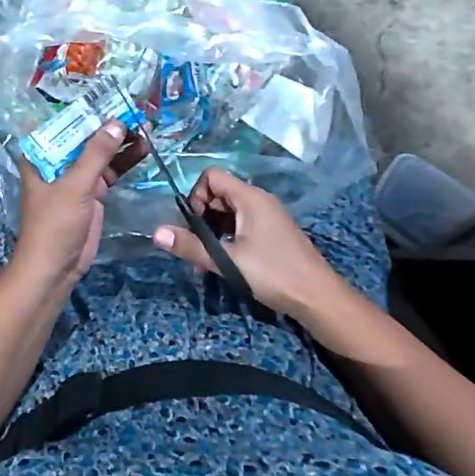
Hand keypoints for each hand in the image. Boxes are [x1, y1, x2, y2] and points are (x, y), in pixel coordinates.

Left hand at [13, 120, 138, 286]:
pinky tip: (142, 150)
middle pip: (85, 138)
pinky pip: (108, 172)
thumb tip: (116, 123)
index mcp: (41, 157)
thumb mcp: (76, 185)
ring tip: (145, 128)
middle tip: (136, 112)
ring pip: (99, 155)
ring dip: (120, 144)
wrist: (55, 267)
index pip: (64, 126)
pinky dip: (123, 162)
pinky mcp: (90, 195)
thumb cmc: (55, 223)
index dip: (88, 112)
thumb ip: (96, 154)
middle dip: (108, 127)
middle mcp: (57, 163)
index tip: (112, 98)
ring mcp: (74, 179)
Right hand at [151, 168, 344, 318]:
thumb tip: (156, 232)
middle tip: (196, 244)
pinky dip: (228, 237)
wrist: (318, 298)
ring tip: (207, 259)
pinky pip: (242, 224)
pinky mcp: (273, 233)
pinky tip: (226, 262)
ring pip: (230, 212)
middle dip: (202, 216)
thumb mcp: (227, 261)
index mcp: (250, 198)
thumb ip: (191, 246)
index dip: (196, 195)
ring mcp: (268, 217)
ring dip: (213, 230)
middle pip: (219, 193)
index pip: (212, 177)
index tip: (193, 224)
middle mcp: (260, 201)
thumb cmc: (273, 273)